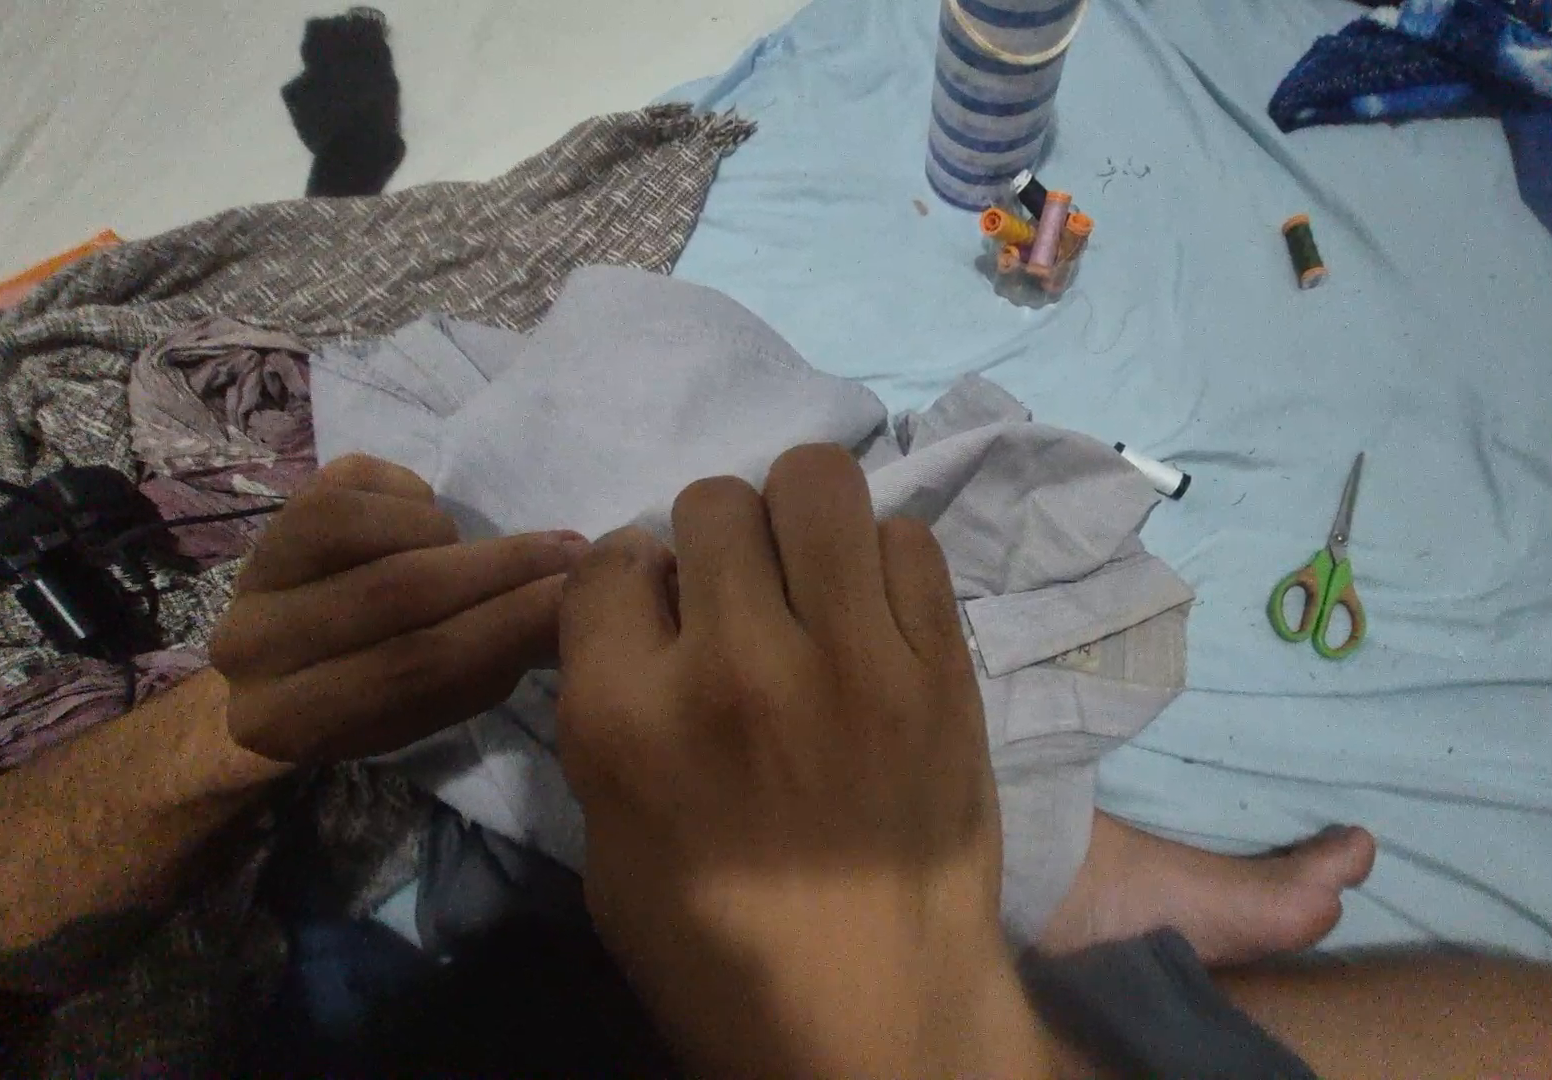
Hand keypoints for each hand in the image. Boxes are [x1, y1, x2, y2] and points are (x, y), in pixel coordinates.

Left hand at [210, 454, 586, 761]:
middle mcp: (252, 649)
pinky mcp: (264, 518)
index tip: (578, 596)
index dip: (509, 622)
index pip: (421, 666)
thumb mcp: (449, 698)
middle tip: (569, 551)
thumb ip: (500, 657)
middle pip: (397, 591)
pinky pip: (346, 484)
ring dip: (445, 534)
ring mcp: (248, 577)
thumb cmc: (388, 690)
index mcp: (298, 719)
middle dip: (503, 565)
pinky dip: (408, 496)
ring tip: (473, 551)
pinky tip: (424, 523)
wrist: (298, 665)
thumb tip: (574, 605)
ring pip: (361, 531)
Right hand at [557, 444, 1062, 1076]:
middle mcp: (736, 666)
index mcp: (629, 719)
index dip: (634, 573)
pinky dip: (884, 558)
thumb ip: (609, 698)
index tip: (663, 601)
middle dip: (717, 535)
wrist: (878, 1011)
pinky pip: (909, 538)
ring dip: (802, 514)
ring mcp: (852, 657)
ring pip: (817, 480)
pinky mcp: (942, 664)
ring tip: (814, 571)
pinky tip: (878, 611)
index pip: (609, 559)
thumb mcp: (610, 837)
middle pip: (714, 499)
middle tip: (745, 588)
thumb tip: (646, 588)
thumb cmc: (723, 944)